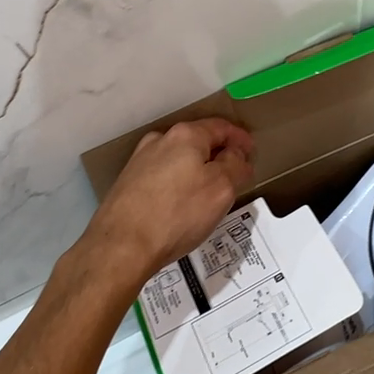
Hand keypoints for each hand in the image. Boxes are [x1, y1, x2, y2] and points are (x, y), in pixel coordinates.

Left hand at [82, 118, 254, 280]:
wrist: (121, 246)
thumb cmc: (177, 214)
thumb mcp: (221, 189)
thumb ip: (235, 166)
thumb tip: (236, 155)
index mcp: (186, 135)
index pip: (221, 127)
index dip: (240, 139)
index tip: (252, 153)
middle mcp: (160, 140)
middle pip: (198, 141)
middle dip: (218, 154)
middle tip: (235, 174)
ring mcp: (140, 160)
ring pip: (178, 158)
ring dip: (197, 169)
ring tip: (209, 192)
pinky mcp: (128, 182)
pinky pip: (163, 176)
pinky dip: (178, 183)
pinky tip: (180, 204)